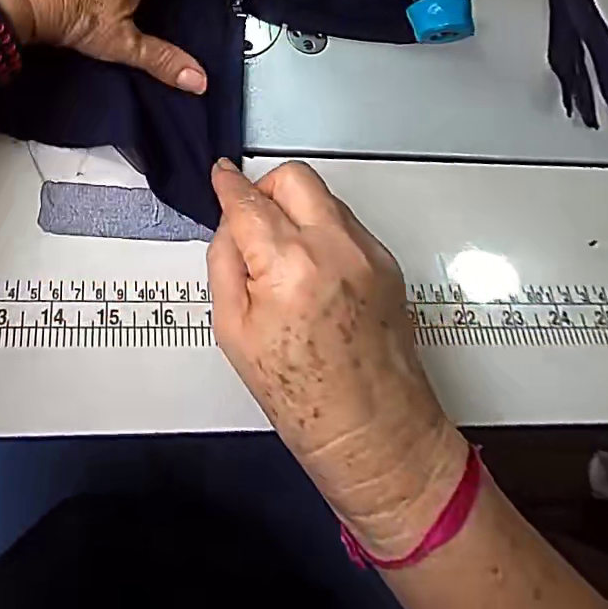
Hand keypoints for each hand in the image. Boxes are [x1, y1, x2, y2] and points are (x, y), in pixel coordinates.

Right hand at [206, 159, 469, 558]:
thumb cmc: (295, 390)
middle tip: (250, 218)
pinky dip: (319, 228)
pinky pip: (344, 222)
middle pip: (294, 178)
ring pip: (322, 196)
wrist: (377, 434)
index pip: (248, 202)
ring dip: (293, 208)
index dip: (227, 183)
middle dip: (264, 187)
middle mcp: (336, 247)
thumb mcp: (232, 327)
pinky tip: (310, 268)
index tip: (219, 173)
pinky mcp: (389, 264)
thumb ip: (225, 262)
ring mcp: (369, 253)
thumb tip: (232, 225)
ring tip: (280, 253)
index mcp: (289, 265)